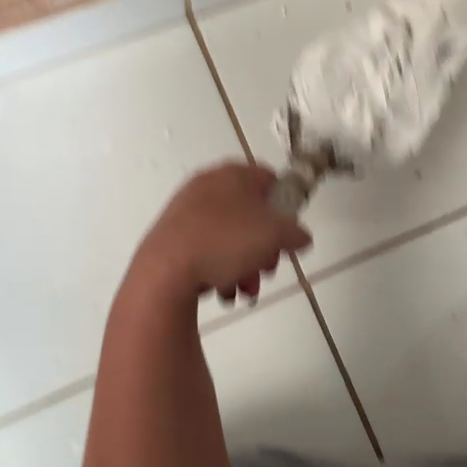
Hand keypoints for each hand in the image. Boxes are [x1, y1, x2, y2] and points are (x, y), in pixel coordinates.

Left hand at [126, 163, 312, 307]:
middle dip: (264, 247)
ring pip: (229, 238)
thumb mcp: (276, 235)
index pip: (269, 179)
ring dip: (244, 265)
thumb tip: (301, 236)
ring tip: (244, 289)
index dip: (284, 206)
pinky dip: (218, 270)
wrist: (165, 271)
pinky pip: (206, 251)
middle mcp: (207, 187)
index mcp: (232, 175)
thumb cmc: (226, 241)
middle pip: (250, 214)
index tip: (287, 233)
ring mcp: (186, 212)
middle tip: (267, 268)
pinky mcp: (171, 238)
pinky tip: (222, 291)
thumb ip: (295, 232)